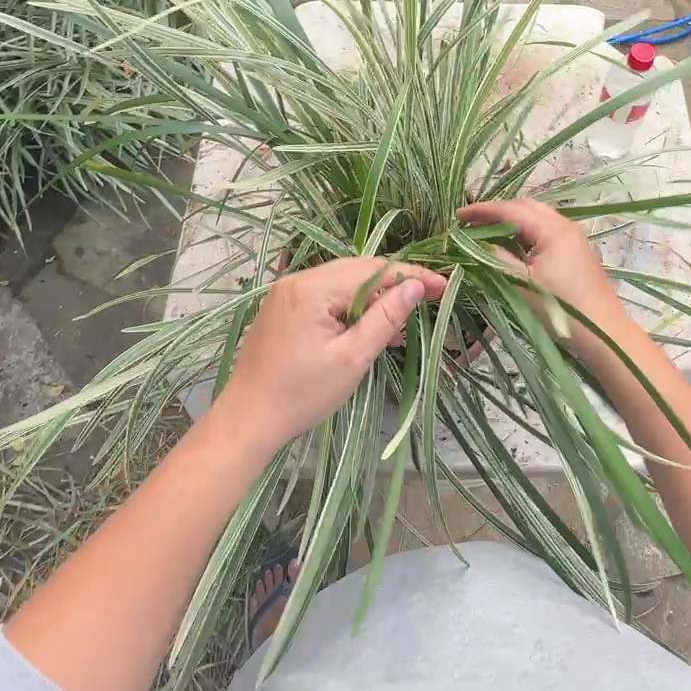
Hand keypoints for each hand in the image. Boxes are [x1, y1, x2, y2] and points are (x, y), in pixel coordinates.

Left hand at [214, 258, 447, 449]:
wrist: (247, 420)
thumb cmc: (301, 395)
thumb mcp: (352, 358)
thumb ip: (385, 318)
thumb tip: (415, 286)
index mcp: (313, 288)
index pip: (374, 269)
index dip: (412, 276)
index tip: (444, 286)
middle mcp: (297, 280)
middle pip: (358, 270)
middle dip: (394, 284)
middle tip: (429, 301)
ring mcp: (287, 292)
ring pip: (342, 282)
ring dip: (372, 298)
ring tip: (396, 330)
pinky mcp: (283, 307)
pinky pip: (326, 295)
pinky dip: (350, 307)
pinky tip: (366, 330)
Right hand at [456, 199, 635, 361]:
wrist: (603, 332)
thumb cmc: (561, 308)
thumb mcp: (521, 284)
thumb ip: (497, 258)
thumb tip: (475, 243)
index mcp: (552, 230)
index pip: (511, 209)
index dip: (483, 210)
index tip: (458, 215)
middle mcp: (565, 225)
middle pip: (526, 207)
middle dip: (497, 211)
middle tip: (471, 222)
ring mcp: (574, 237)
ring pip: (537, 217)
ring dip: (512, 220)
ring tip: (487, 232)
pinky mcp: (577, 250)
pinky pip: (546, 230)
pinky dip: (526, 232)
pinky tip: (513, 245)